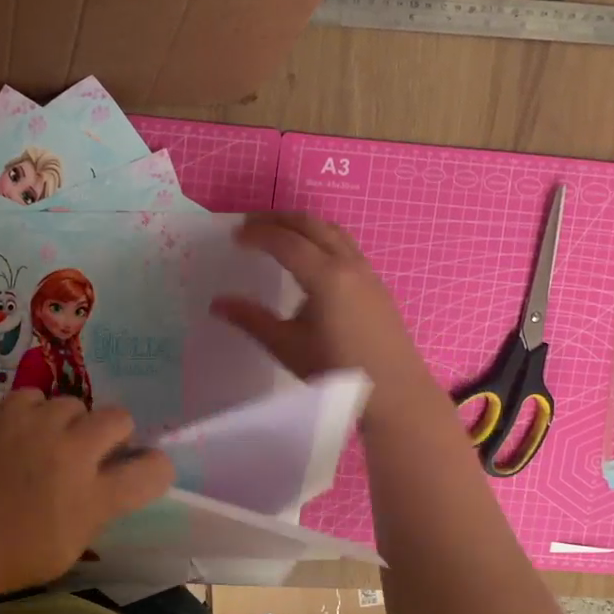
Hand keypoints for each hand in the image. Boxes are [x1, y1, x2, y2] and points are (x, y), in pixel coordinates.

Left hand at [0, 391, 173, 600]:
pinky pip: (33, 397)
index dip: (153, 469)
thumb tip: (107, 484)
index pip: (153, 470)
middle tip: (91, 453)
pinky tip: (17, 435)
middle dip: (114, 434)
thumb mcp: (67, 549)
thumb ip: (96, 510)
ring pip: (73, 403)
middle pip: (119, 418)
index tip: (142, 471)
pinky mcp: (1, 411)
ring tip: (47, 444)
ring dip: (69, 422)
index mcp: (93, 498)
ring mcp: (34, 426)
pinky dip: (32, 413)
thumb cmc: (5, 559)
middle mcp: (71, 452)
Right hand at [212, 212, 443, 421]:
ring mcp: (366, 273)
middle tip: (250, 224)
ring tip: (277, 233)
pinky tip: (308, 260)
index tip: (234, 236)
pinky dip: (319, 238)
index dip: (258, 234)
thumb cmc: (337, 370)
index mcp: (326, 277)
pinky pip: (344, 245)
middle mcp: (348, 265)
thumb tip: (217, 303)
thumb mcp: (287, 346)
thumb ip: (251, 320)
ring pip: (332, 231)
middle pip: (311, 225)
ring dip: (302, 225)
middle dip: (278, 219)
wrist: (396, 393)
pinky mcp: (375, 284)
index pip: (286, 242)